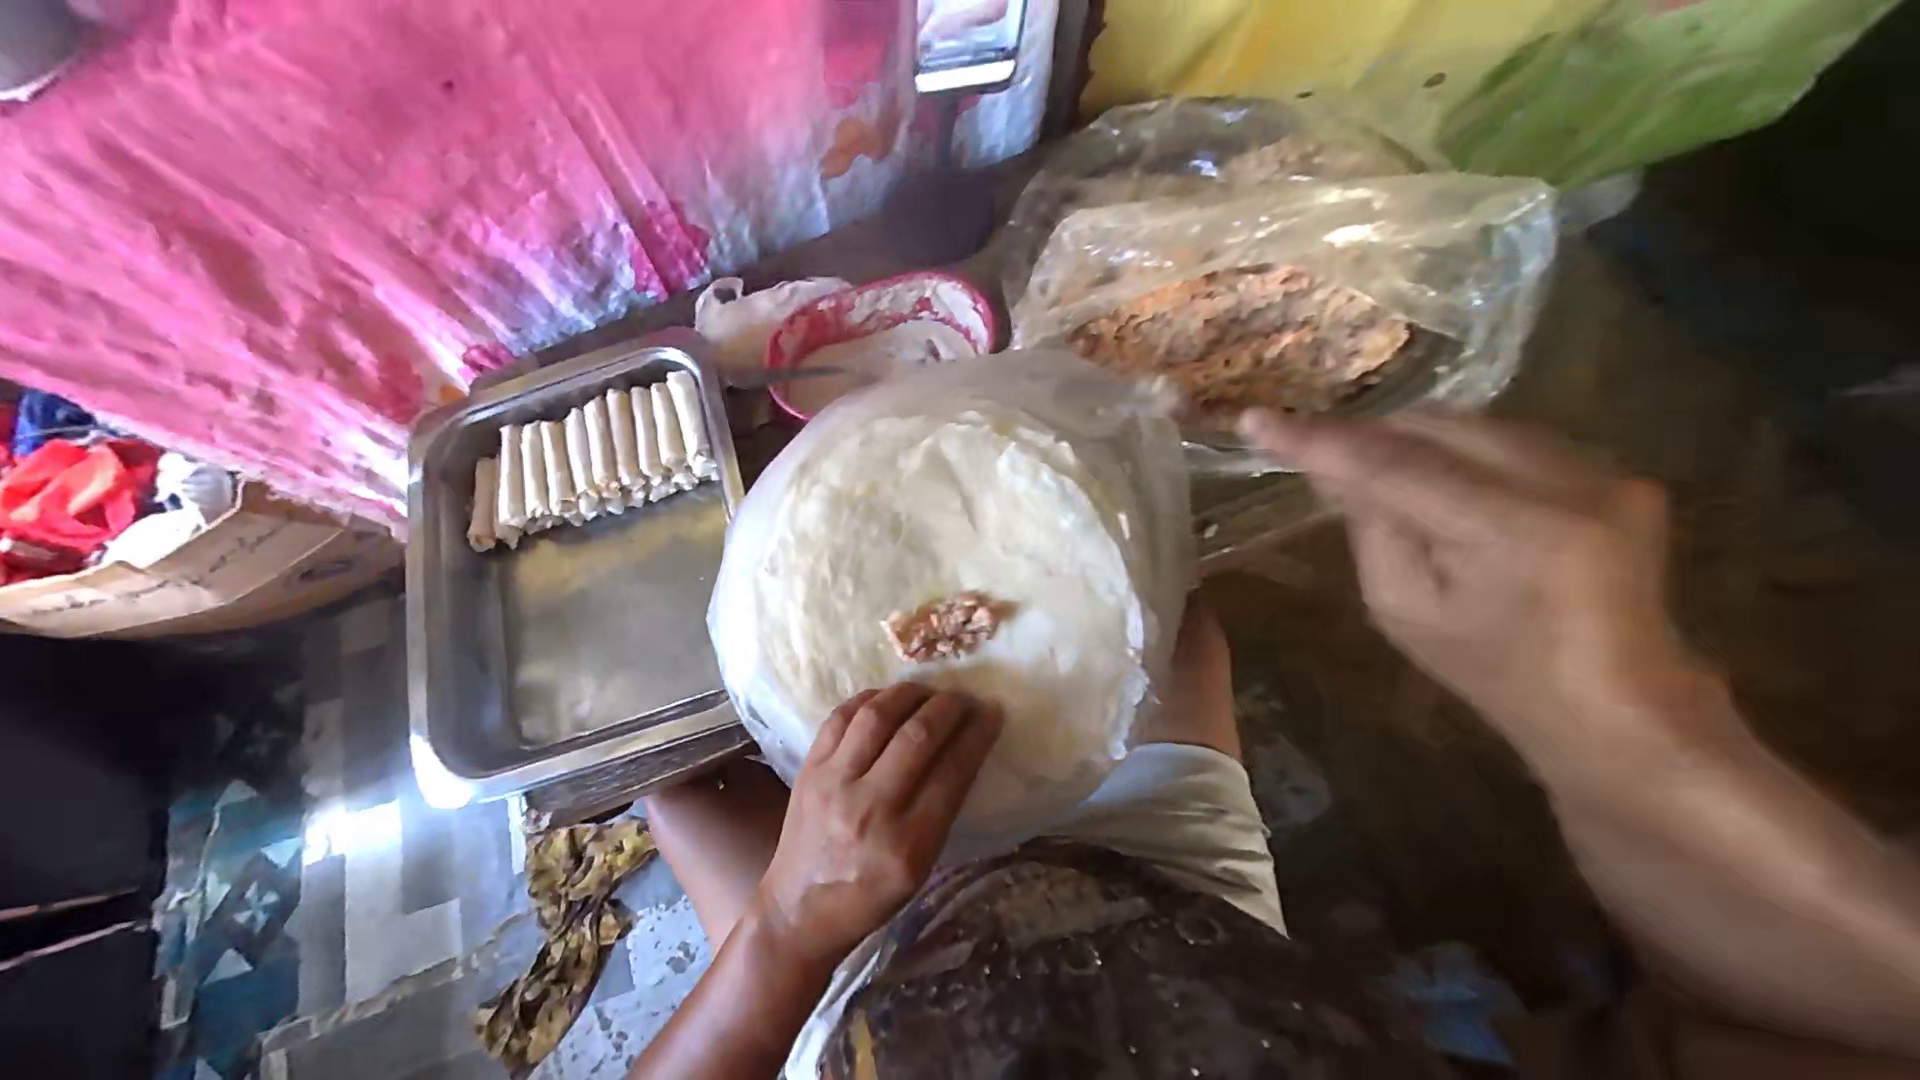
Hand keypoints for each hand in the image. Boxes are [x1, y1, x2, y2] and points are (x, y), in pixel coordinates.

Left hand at [751, 683, 1002, 967]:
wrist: (798, 912)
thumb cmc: (871, 895)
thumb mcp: (921, 866)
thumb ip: (942, 809)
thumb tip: (965, 745)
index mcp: (907, 845)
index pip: (952, 771)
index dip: (978, 733)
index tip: (992, 712)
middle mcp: (869, 808)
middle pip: (918, 736)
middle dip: (949, 707)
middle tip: (965, 698)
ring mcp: (832, 784)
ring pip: (877, 716)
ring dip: (911, 693)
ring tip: (929, 691)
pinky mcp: (808, 769)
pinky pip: (840, 717)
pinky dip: (869, 698)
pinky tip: (888, 698)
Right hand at [1239, 409, 1688, 747]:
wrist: (1613, 701)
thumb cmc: (1489, 668)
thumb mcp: (1401, 605)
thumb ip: (1367, 525)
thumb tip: (1329, 465)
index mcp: (1511, 532)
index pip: (1390, 465)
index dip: (1316, 441)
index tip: (1256, 420)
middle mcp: (1565, 483)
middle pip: (1431, 426)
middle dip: (1359, 434)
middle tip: (1305, 448)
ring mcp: (1600, 471)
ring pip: (1466, 422)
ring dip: (1401, 438)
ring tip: (1358, 465)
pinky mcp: (1610, 470)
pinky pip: (1501, 436)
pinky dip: (1445, 447)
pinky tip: (1420, 474)